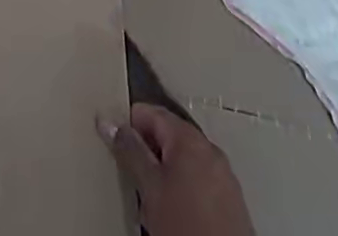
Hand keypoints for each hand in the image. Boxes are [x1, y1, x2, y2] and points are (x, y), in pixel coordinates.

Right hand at [103, 103, 254, 235]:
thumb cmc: (185, 224)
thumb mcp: (149, 187)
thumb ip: (129, 151)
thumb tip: (109, 122)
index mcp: (189, 138)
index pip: (151, 112)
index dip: (128, 122)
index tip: (111, 138)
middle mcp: (209, 148)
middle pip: (167, 135)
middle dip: (145, 150)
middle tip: (126, 172)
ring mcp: (222, 173)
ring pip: (181, 158)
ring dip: (161, 170)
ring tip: (146, 195)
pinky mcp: (228, 197)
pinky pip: (196, 177)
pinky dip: (179, 184)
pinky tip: (169, 208)